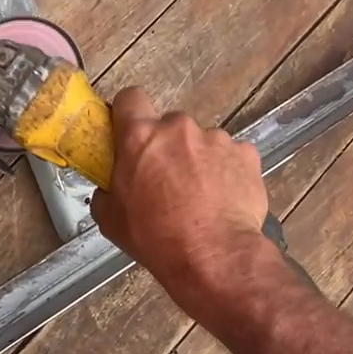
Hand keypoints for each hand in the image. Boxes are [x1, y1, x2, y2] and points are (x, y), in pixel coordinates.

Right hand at [90, 87, 277, 302]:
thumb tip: (110, 188)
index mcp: (139, 137)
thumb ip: (106, 190)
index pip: (129, 98)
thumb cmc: (153, 237)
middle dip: (165, 147)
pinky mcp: (245, 154)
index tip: (128, 132)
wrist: (211, 255)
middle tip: (163, 181)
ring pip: (200, 142)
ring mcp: (216, 138)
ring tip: (197, 197)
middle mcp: (178, 128)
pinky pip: (230, 157)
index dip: (127, 113)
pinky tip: (221, 200)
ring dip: (196, 161)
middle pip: (168, 126)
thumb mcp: (109, 218)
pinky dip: (224, 172)